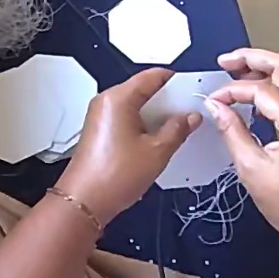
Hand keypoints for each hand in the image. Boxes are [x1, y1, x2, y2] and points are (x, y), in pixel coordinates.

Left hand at [54, 68, 199, 224]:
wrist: (84, 201)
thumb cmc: (115, 175)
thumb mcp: (157, 152)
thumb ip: (177, 129)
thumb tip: (191, 116)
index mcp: (118, 98)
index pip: (151, 76)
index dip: (175, 81)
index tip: (194, 90)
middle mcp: (106, 101)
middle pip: (143, 89)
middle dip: (168, 100)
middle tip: (191, 112)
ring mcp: (100, 115)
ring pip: (135, 105)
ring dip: (156, 114)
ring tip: (179, 127)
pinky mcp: (99, 129)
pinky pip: (126, 117)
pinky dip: (143, 123)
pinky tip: (159, 138)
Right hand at [205, 48, 278, 256]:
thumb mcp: (252, 169)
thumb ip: (233, 131)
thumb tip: (216, 106)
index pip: (264, 90)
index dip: (234, 90)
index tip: (214, 100)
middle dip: (254, 59)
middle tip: (226, 61)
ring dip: (271, 65)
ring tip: (243, 70)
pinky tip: (260, 89)